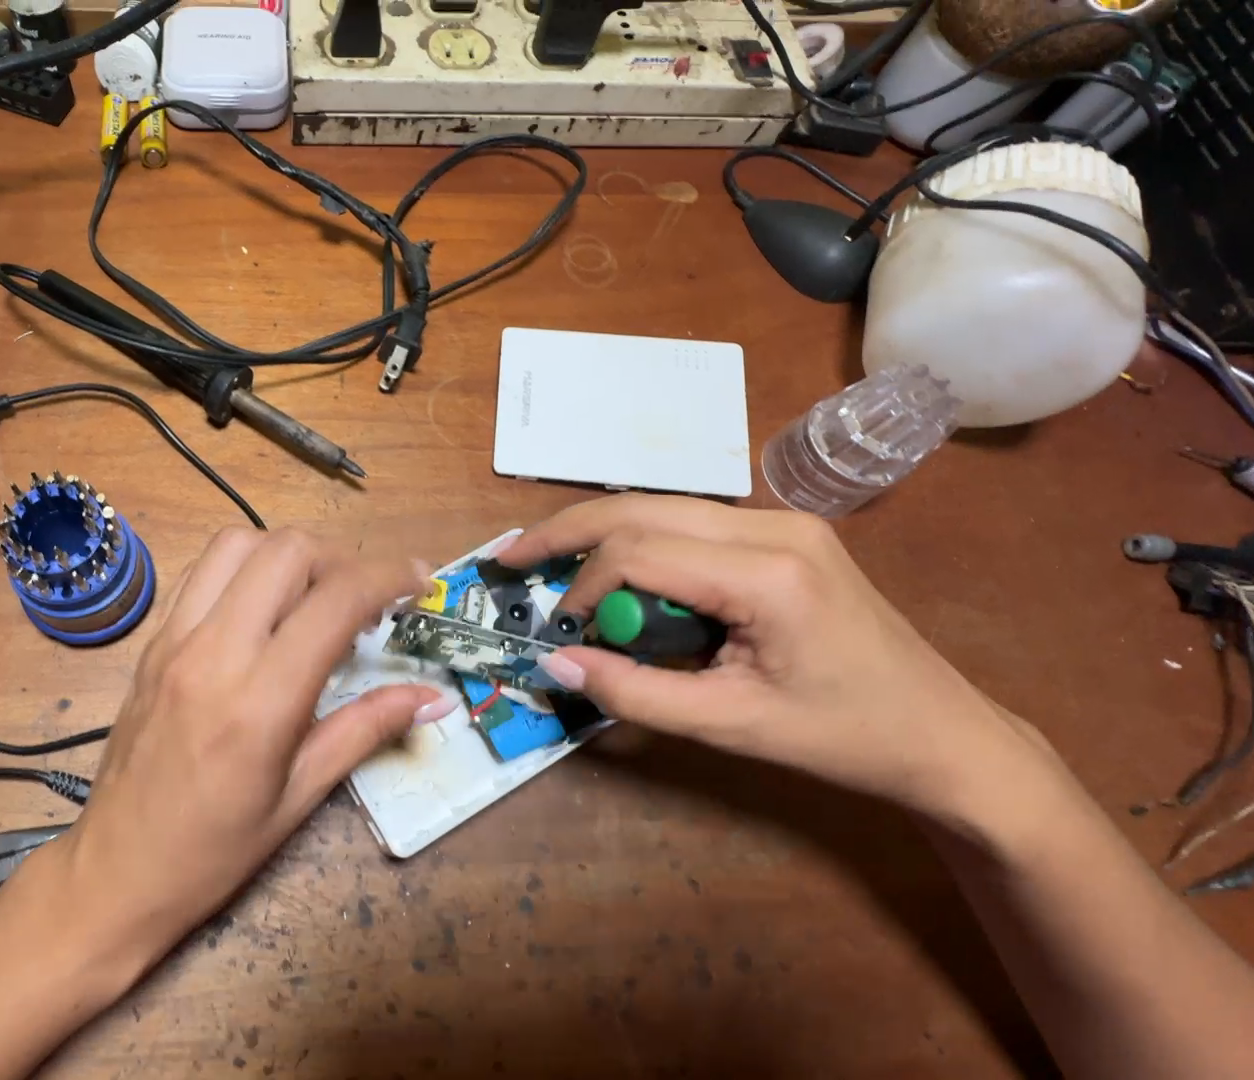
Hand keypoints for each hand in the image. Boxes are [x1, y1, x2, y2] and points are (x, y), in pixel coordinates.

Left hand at [55, 528, 455, 954]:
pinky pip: (202, 573)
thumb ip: (367, 729)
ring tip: (315, 597)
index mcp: (260, 700)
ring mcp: (173, 640)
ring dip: (289, 554)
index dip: (389, 577)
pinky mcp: (151, 642)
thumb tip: (433, 697)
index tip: (419, 581)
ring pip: (237, 543)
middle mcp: (213, 652)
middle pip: (286, 549)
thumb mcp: (300, 797)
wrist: (114, 872)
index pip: (335, 600)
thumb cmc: (213, 851)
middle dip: (342, 558)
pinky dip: (246, 569)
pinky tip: (265, 611)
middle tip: (367, 600)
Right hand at [495, 496, 1056, 824]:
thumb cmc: (840, 737)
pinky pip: (688, 524)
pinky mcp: (780, 535)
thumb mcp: (728, 725)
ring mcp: (781, 523)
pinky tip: (613, 569)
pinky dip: (639, 543)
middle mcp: (773, 526)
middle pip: (642, 507)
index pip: (639, 551)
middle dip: (568, 531)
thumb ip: (632, 692)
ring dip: (601, 534)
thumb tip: (553, 660)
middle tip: (511, 555)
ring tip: (546, 558)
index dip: (583, 587)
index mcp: (767, 574)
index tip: (562, 632)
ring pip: (661, 507)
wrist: (942, 734)